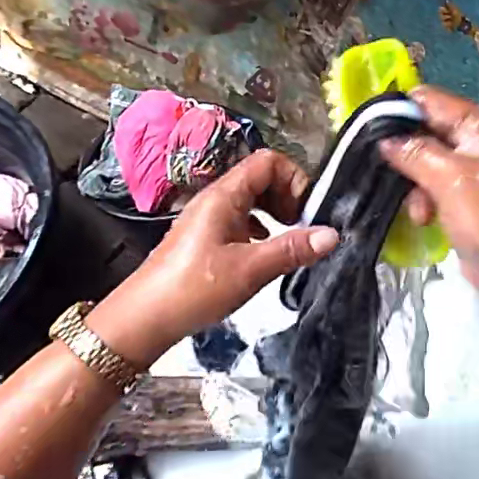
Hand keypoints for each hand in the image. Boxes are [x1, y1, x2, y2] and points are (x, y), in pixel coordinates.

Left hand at [88, 150, 337, 364]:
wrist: (145, 316)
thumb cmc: (193, 289)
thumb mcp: (250, 269)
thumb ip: (291, 249)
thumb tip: (332, 234)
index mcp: (224, 196)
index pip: (268, 162)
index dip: (294, 179)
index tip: (306, 212)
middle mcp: (214, 200)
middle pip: (260, 178)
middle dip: (287, 197)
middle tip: (300, 228)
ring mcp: (207, 218)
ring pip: (250, 200)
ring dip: (273, 213)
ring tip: (286, 241)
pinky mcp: (203, 238)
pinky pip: (239, 220)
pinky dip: (258, 229)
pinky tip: (262, 252)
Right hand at [379, 86, 478, 305]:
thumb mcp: (450, 179)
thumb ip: (415, 152)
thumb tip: (385, 137)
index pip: (430, 100)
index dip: (399, 113)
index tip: (371, 133)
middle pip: (427, 131)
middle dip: (404, 153)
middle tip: (387, 173)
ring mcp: (474, 170)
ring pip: (425, 162)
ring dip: (413, 184)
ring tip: (416, 210)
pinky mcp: (467, 198)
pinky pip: (434, 187)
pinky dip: (424, 200)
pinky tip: (423, 219)